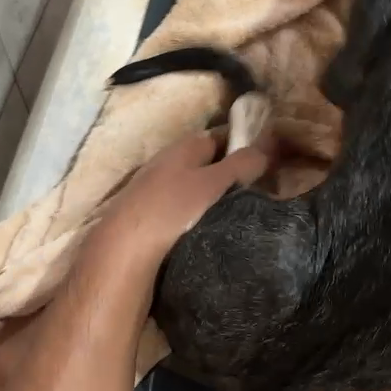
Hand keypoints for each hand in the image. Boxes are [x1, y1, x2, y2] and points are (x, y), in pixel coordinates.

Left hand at [82, 131, 269, 278]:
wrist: (123, 253)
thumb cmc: (170, 209)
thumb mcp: (213, 182)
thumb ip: (241, 164)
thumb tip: (265, 149)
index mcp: (182, 148)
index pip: (220, 136)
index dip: (244, 145)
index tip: (267, 163)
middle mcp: (166, 164)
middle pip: (207, 164)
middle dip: (232, 176)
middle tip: (259, 194)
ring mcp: (155, 193)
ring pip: (195, 190)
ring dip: (215, 200)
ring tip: (241, 216)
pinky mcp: (150, 220)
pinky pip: (184, 212)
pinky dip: (200, 218)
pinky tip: (212, 233)